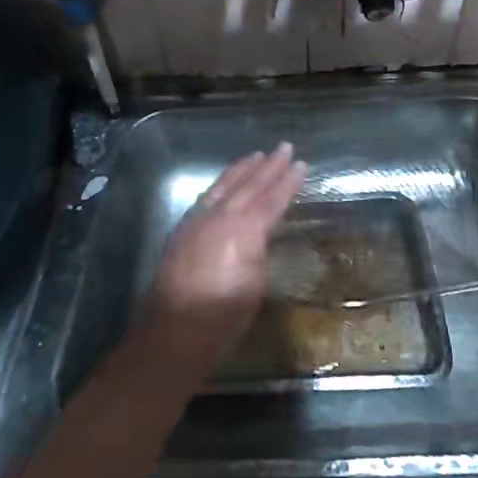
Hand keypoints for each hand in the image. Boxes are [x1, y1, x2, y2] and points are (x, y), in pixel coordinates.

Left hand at [142, 143, 306, 363]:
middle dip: (268, 166)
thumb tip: (259, 234)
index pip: (271, 199)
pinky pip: (206, 199)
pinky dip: (220, 186)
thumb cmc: (225, 314)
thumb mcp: (256, 282)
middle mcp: (220, 218)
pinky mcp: (182, 232)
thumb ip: (258, 249)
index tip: (301, 164)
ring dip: (242, 170)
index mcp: (244, 230)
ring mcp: (197, 223)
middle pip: (249, 186)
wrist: (176, 330)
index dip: (288, 182)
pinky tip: (224, 184)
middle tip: (284, 147)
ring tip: (256, 156)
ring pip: (223, 187)